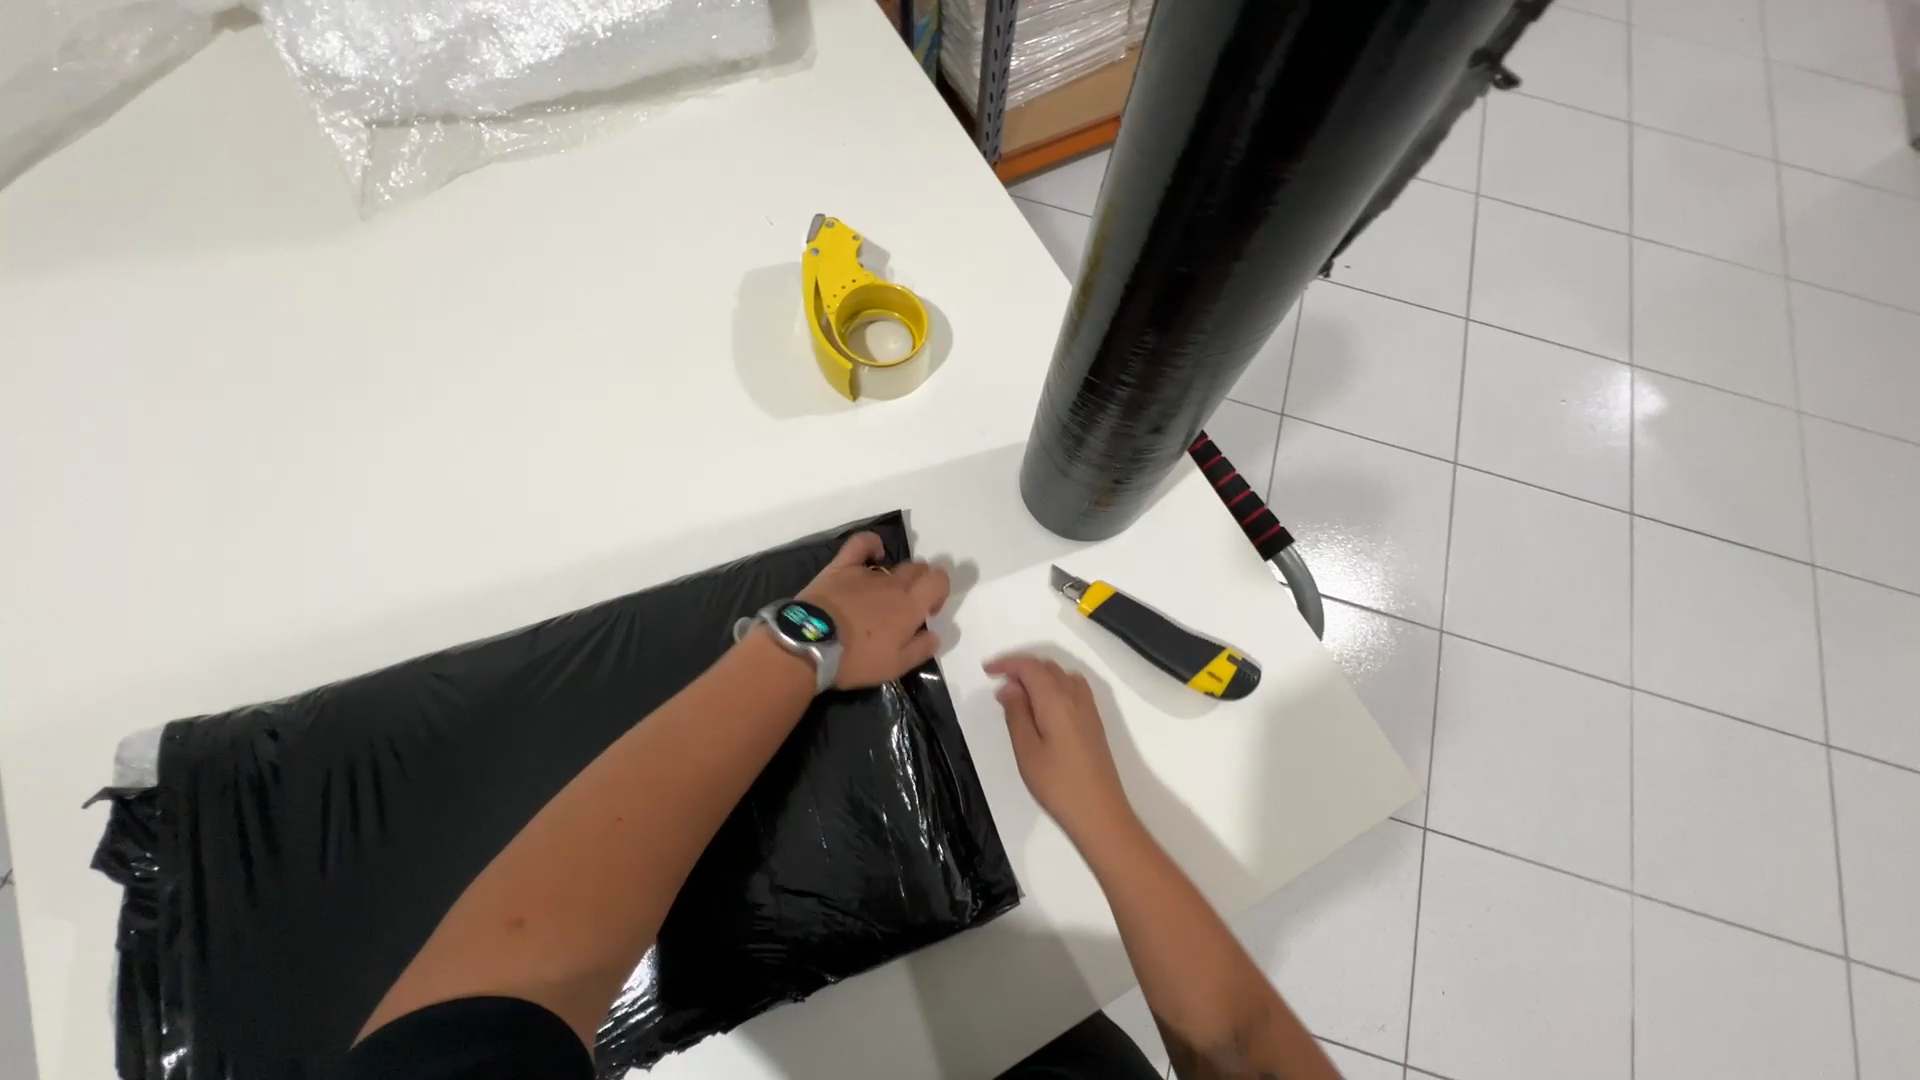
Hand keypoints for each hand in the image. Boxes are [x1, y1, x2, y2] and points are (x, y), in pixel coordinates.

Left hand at [797, 532, 949, 688]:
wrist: (810, 645)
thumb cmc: (856, 659)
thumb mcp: (895, 666)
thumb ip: (921, 649)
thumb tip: (934, 635)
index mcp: (911, 605)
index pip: (939, 579)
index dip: (939, 591)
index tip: (927, 610)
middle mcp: (894, 583)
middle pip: (918, 569)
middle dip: (920, 583)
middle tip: (905, 607)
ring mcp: (867, 572)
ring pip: (894, 562)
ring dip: (896, 575)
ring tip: (883, 595)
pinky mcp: (841, 567)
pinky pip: (861, 543)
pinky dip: (872, 544)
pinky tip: (874, 554)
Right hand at [984, 654, 1135, 843]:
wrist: (1100, 813)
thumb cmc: (1057, 784)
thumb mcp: (1026, 750)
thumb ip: (1016, 713)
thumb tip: (1009, 687)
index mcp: (1056, 700)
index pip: (1030, 667)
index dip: (1007, 663)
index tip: (987, 670)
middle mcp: (1075, 697)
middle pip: (1046, 667)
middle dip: (1021, 669)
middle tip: (999, 688)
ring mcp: (1088, 709)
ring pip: (1061, 676)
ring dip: (1038, 677)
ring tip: (1019, 698)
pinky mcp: (1093, 722)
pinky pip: (1072, 688)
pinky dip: (1053, 686)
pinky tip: (1043, 708)